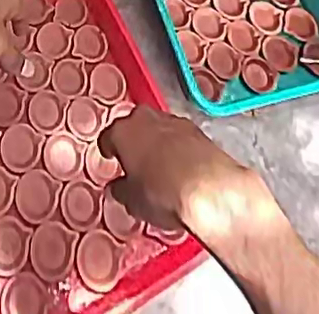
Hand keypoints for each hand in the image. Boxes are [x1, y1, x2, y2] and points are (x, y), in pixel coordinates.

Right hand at [99, 109, 280, 242]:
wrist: (210, 190)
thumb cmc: (164, 193)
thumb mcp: (133, 202)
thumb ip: (121, 190)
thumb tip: (119, 188)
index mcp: (122, 131)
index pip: (107, 137)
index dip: (108, 150)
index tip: (110, 158)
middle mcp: (145, 118)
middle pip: (133, 127)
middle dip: (134, 143)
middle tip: (136, 165)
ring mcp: (172, 120)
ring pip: (157, 129)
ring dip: (157, 144)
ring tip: (161, 170)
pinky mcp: (196, 129)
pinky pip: (179, 137)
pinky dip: (178, 149)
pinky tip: (182, 170)